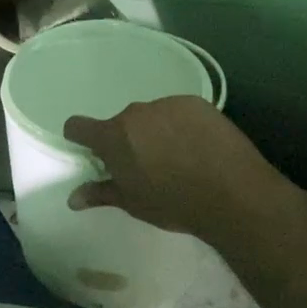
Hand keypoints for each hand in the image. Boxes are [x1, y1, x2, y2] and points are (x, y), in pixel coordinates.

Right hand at [63, 96, 288, 238]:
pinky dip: (182, 126)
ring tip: (179, 158)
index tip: (91, 152)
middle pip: (120, 123)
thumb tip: (73, 198)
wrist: (234, 194)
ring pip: (151, 116)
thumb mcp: (133, 203)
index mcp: (113, 137)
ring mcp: (168, 105)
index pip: (78, 126)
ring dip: (155, 131)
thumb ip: (101, 193)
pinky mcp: (197, 103)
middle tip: (146, 166)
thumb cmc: (175, 204)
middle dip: (127, 140)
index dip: (79, 137)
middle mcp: (136, 113)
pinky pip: (178, 112)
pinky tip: (200, 147)